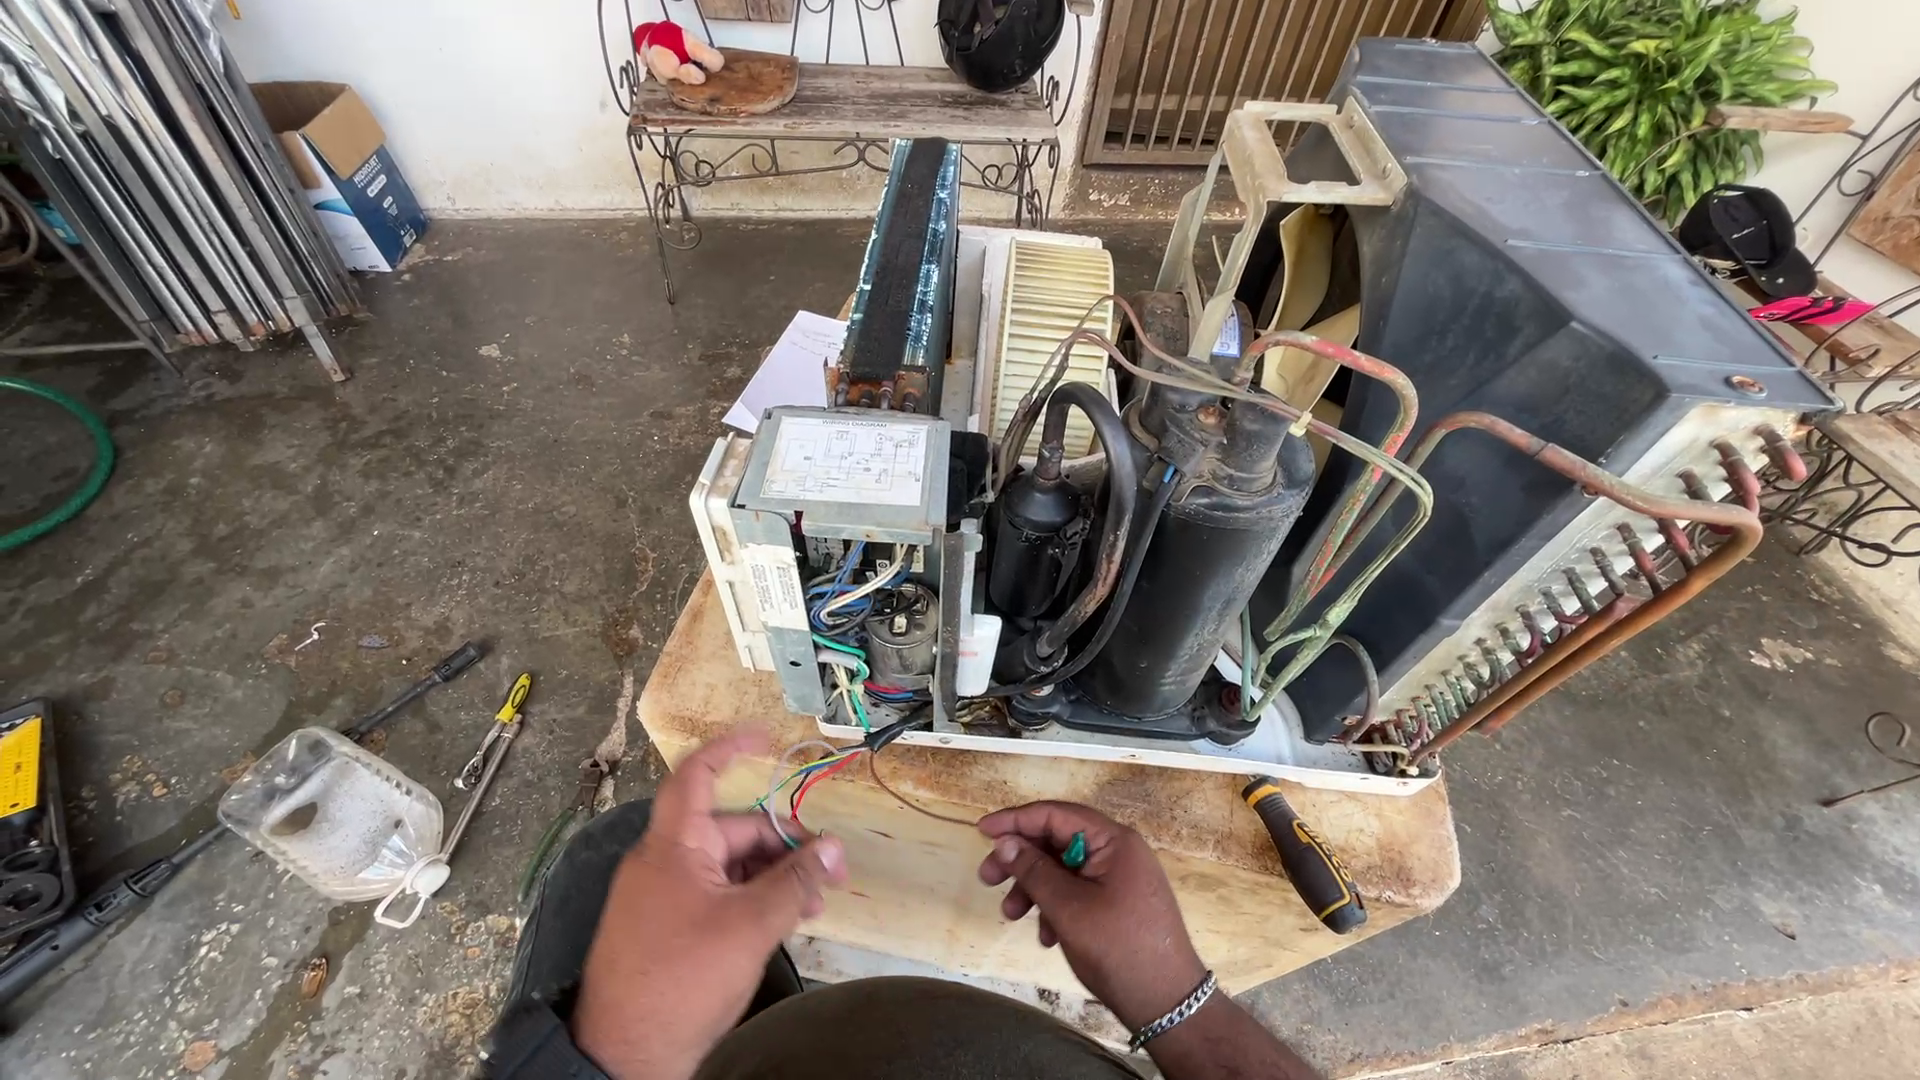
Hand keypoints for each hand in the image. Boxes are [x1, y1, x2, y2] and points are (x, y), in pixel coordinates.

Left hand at [571, 730, 847, 1079]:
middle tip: (829, 870)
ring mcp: (664, 896)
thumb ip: (795, 881)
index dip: (731, 748)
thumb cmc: (682, 980)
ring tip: (814, 905)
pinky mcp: (669, 928)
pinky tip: (785, 920)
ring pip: (730, 866)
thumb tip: (833, 849)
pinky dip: (752, 900)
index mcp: (674, 845)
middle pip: (733, 830)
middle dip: (783, 844)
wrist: (620, 1062)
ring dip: (774, 876)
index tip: (767, 739)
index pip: (698, 775)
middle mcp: (665, 861)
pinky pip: (718, 895)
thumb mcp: (750, 926)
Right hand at [977, 801, 1206, 1030]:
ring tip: (1011, 914)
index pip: (1056, 814)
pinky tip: (1045, 935)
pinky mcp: (1118, 902)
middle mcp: (1118, 851)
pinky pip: (1077, 891)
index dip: (1015, 820)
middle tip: (987, 878)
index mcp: (1113, 841)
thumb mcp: (1068, 908)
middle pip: (1057, 841)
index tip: (982, 831)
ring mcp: (1120, 877)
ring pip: (1064, 869)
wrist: (1169, 1007)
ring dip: (1034, 887)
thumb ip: (1033, 870)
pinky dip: (1055, 906)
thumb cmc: (1118, 949)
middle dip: (1020, 859)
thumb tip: (1005, 841)